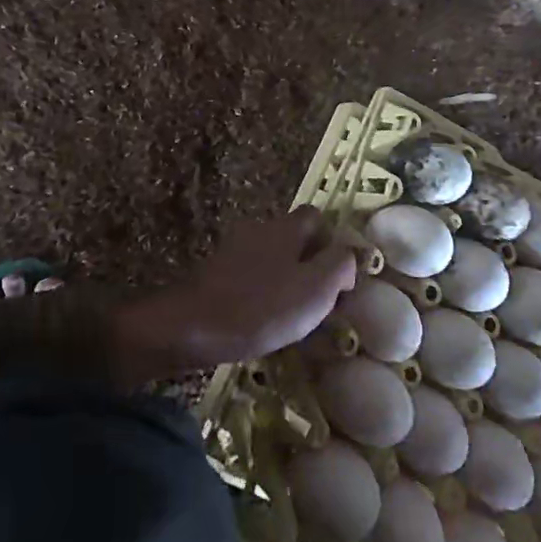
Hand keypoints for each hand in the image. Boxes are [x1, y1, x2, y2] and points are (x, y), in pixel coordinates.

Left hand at [112, 208, 356, 383]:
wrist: (193, 325)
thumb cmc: (262, 307)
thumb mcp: (315, 288)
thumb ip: (338, 265)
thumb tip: (347, 254)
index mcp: (285, 228)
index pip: (316, 216)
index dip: (332, 240)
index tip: (340, 275)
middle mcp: (258, 229)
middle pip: (293, 237)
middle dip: (310, 264)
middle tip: (321, 301)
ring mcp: (233, 250)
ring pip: (272, 258)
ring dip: (286, 280)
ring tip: (296, 317)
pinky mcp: (216, 273)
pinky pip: (251, 276)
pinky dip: (262, 293)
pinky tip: (265, 321)